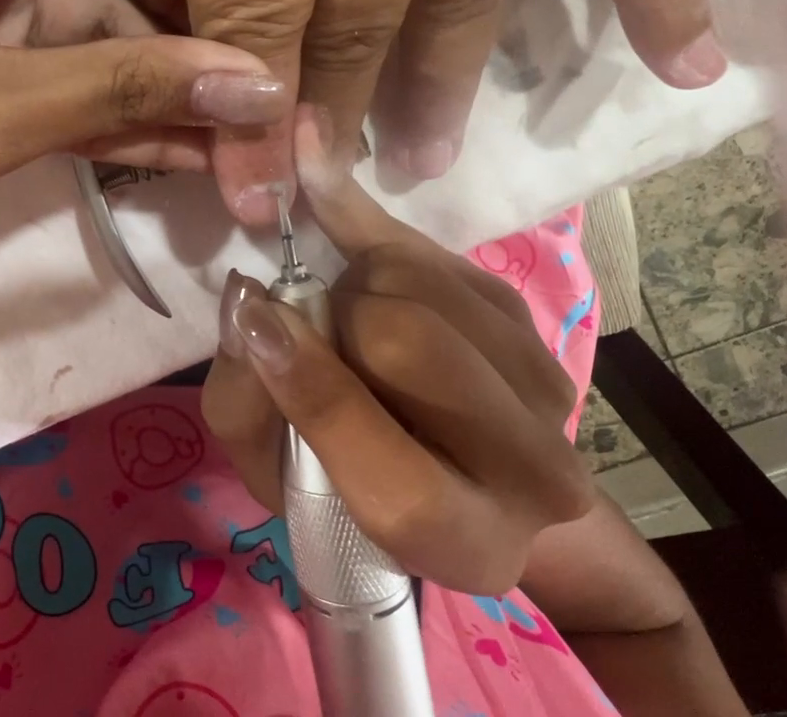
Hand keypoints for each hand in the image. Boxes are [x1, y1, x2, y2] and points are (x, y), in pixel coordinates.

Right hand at [201, 111, 588, 592]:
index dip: (302, 372)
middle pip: (407, 342)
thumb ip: (242, 400)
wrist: (462, 479)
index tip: (253, 318)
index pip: (370, 442)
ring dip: (359, 281)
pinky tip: (362, 273)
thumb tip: (246, 304)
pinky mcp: (536, 326)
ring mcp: (544, 389)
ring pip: (425, 285)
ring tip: (343, 311)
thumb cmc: (348, 489)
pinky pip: (441, 258)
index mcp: (452, 535)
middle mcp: (527, 471)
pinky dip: (382, 249)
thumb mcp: (270, 471)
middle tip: (305, 320)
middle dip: (333, 314)